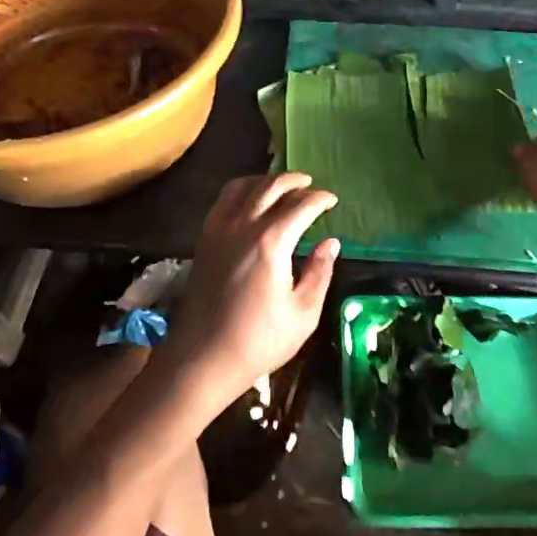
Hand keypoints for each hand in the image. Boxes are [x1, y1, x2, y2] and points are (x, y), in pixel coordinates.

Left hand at [166, 173, 339, 405]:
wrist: (205, 355)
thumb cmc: (260, 339)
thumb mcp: (303, 312)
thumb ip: (319, 272)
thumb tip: (331, 243)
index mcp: (271, 242)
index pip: (300, 207)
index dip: (319, 199)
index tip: (332, 199)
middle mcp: (242, 226)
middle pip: (269, 188)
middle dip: (292, 181)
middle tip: (309, 183)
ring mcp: (218, 230)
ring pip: (241, 188)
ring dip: (264, 181)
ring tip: (280, 185)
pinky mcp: (204, 239)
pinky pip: (222, 202)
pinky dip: (239, 191)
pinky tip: (248, 201)